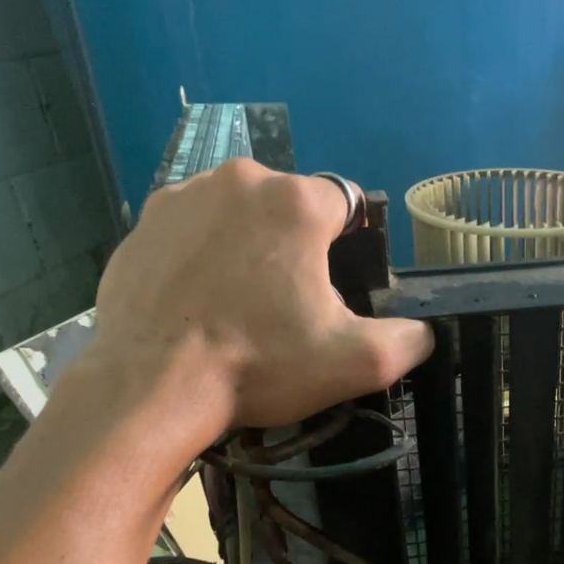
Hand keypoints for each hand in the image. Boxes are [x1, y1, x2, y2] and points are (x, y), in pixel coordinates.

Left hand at [57, 158, 432, 462]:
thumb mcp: (358, 363)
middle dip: (297, 249)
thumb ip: (409, 340)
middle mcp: (238, 179)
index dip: (350, 249)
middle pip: (289, 208)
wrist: (152, 385)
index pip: (346, 204)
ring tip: (241, 309)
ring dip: (250, 250)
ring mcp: (181, 197)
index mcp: (295, 201)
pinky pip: (192, 234)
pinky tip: (201, 306)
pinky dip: (204, 260)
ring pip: (239, 217)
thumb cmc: (260, 363)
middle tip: (288, 310)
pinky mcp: (141, 225)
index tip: (335, 292)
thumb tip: (422, 330)